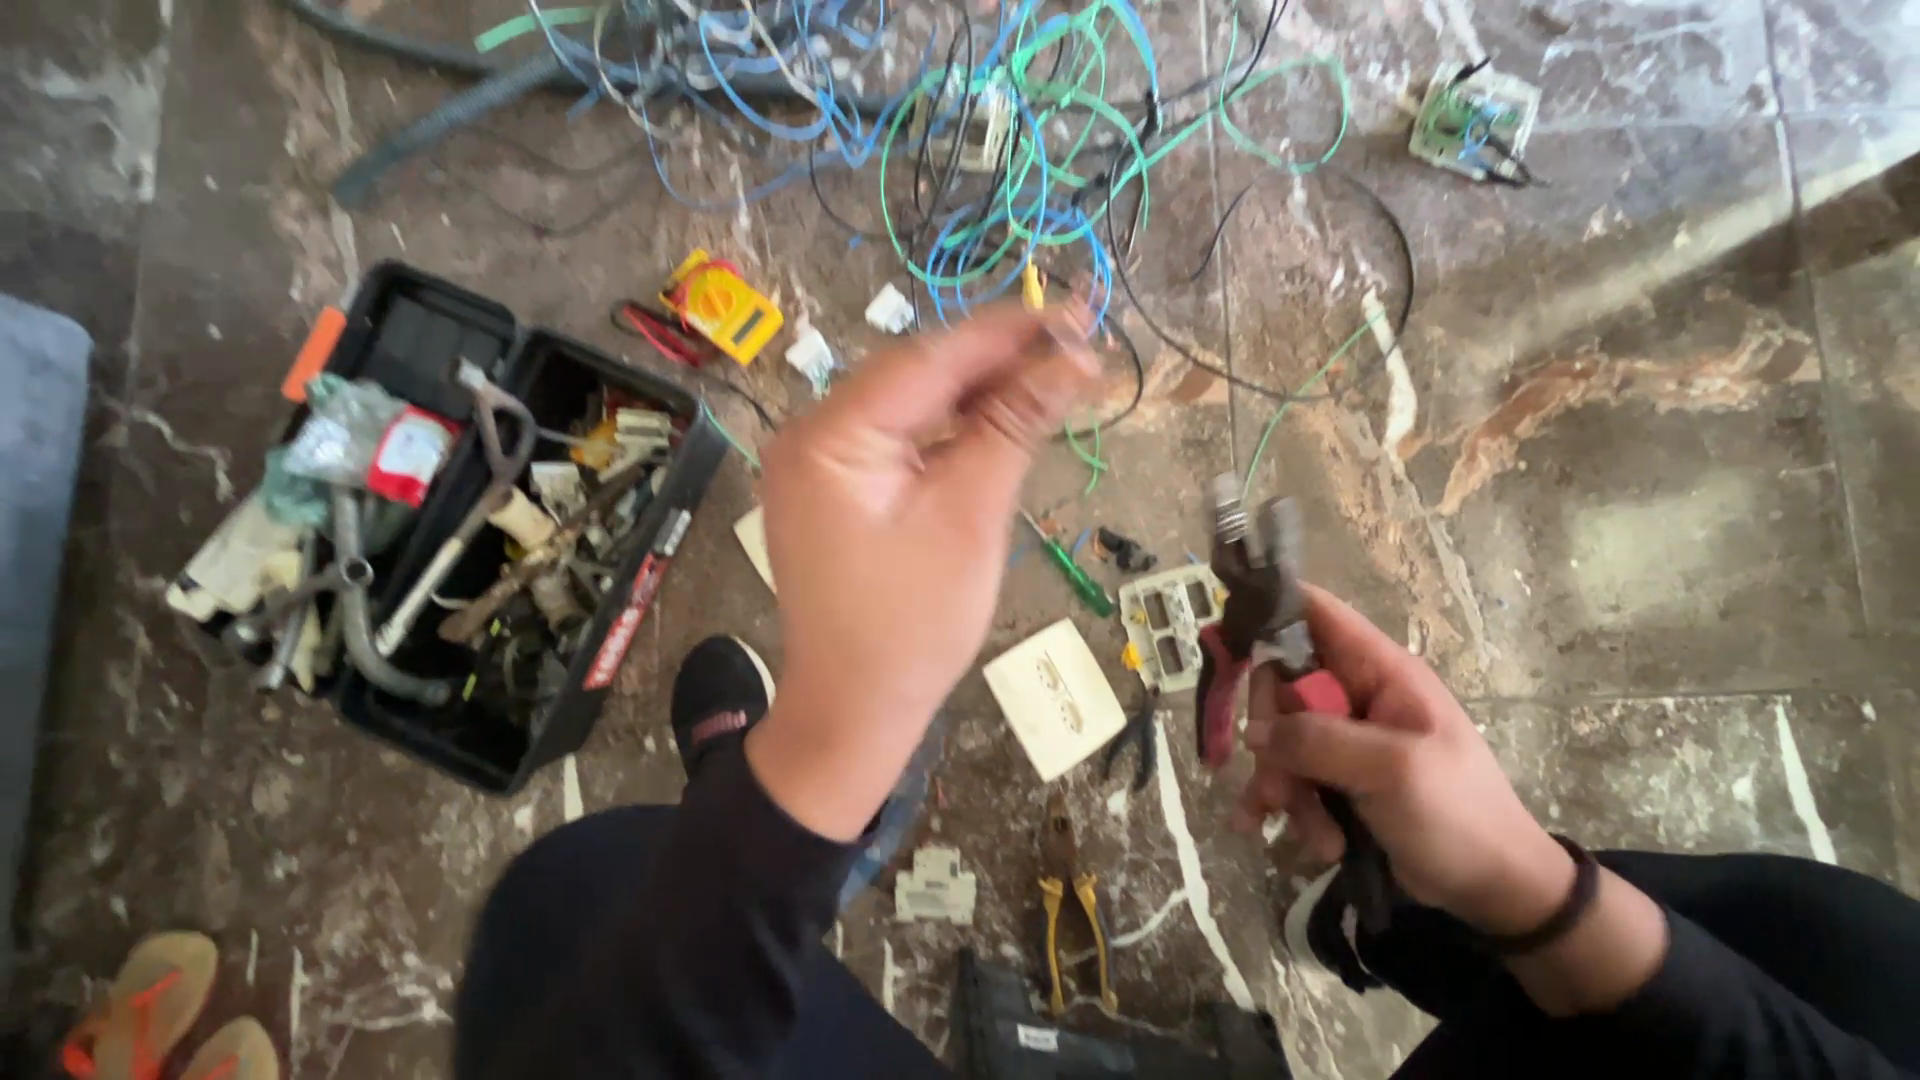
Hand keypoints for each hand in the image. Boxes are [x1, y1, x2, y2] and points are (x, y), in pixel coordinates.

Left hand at [746, 306, 1100, 840]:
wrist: (856, 708)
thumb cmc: (913, 625)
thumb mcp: (970, 517)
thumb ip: (1014, 426)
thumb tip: (1075, 357)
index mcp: (829, 436)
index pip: (928, 357)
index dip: (1007, 332)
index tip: (1076, 311)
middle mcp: (809, 434)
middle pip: (916, 375)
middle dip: (997, 359)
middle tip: (1075, 343)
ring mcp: (817, 461)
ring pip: (910, 404)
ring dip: (978, 392)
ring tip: (1051, 375)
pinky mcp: (835, 487)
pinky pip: (898, 438)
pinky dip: (949, 429)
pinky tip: (998, 419)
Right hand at [1235, 586, 1573, 933]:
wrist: (1492, 891)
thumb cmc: (1458, 816)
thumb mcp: (1394, 771)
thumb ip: (1320, 741)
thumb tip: (1256, 733)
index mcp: (1381, 671)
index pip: (1316, 613)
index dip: (1270, 610)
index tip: (1227, 637)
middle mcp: (1356, 694)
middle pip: (1281, 684)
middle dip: (1272, 736)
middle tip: (1281, 784)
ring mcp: (1343, 736)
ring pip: (1278, 736)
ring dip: (1280, 783)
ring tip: (1309, 831)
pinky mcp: (1333, 775)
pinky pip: (1286, 773)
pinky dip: (1280, 804)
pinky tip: (1271, 831)